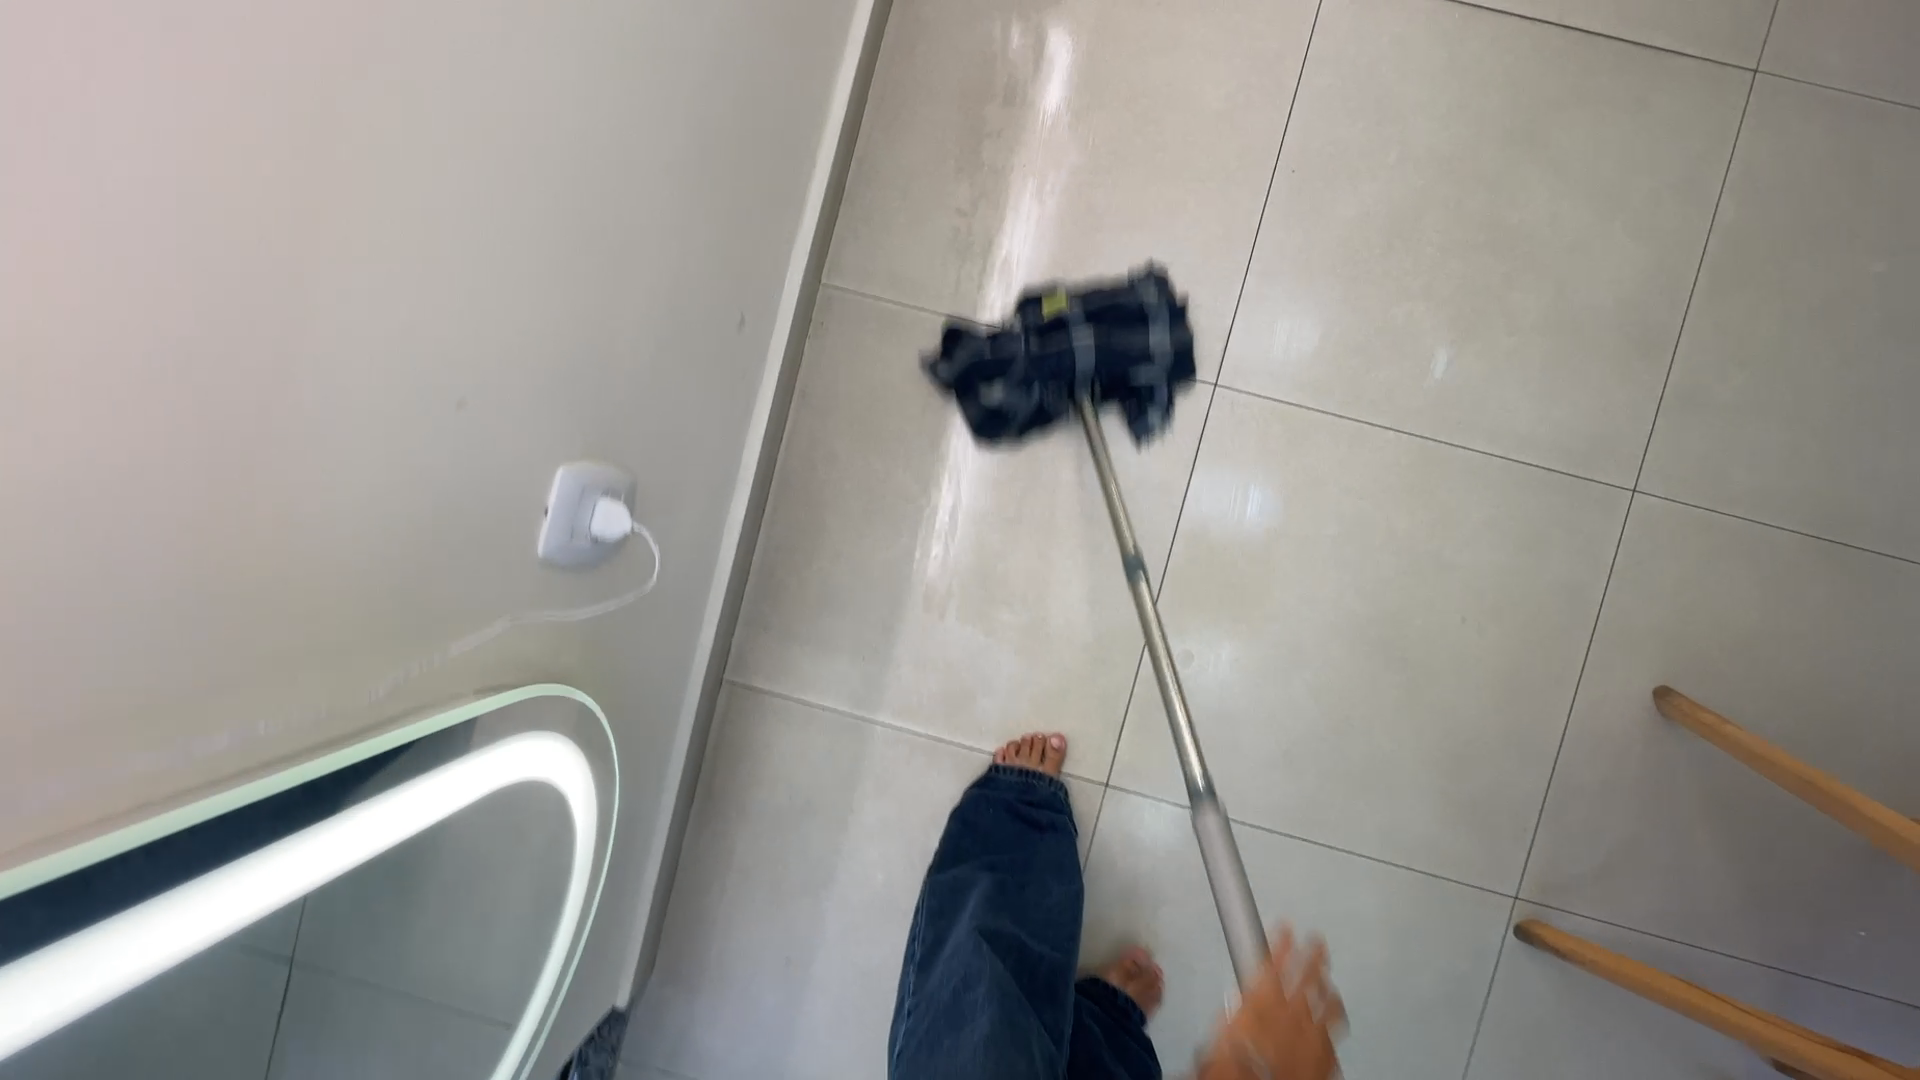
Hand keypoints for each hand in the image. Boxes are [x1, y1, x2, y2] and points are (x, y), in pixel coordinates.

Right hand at [1195, 925, 1346, 1079]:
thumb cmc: (1239, 1067)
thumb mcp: (1224, 1033)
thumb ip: (1233, 1014)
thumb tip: (1235, 1004)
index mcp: (1263, 1003)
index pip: (1276, 962)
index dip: (1283, 941)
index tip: (1288, 926)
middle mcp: (1292, 1016)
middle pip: (1308, 977)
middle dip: (1314, 954)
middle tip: (1318, 939)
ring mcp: (1313, 1037)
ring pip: (1328, 1004)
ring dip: (1328, 987)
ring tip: (1329, 978)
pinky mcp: (1327, 1059)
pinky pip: (1334, 1034)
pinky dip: (1331, 1023)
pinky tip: (1332, 1020)